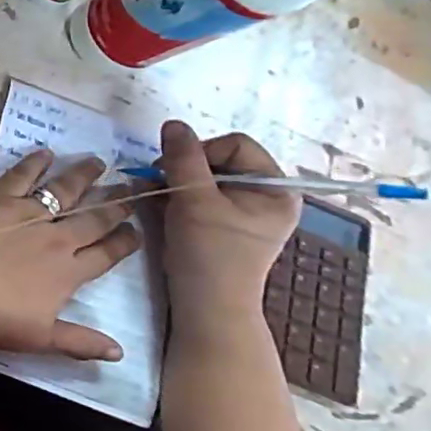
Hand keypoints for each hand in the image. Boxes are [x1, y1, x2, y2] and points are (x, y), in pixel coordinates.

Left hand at [0, 150, 139, 360]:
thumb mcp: (40, 339)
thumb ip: (80, 341)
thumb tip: (119, 352)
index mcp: (68, 273)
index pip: (106, 254)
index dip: (124, 242)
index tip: (137, 230)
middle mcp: (55, 238)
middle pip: (93, 218)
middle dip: (116, 203)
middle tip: (131, 189)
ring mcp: (27, 214)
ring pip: (63, 190)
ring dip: (84, 175)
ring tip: (99, 162)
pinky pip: (22, 175)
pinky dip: (35, 162)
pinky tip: (46, 153)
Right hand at [153, 120, 300, 322]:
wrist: (205, 307)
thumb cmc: (209, 253)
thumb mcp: (194, 200)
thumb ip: (183, 158)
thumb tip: (173, 123)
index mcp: (274, 189)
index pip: (236, 144)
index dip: (202, 151)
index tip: (176, 172)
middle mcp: (264, 196)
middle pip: (218, 157)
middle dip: (185, 166)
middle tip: (162, 182)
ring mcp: (242, 210)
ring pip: (203, 175)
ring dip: (175, 180)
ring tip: (156, 194)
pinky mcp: (221, 223)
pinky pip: (197, 193)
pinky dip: (176, 194)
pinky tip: (158, 203)